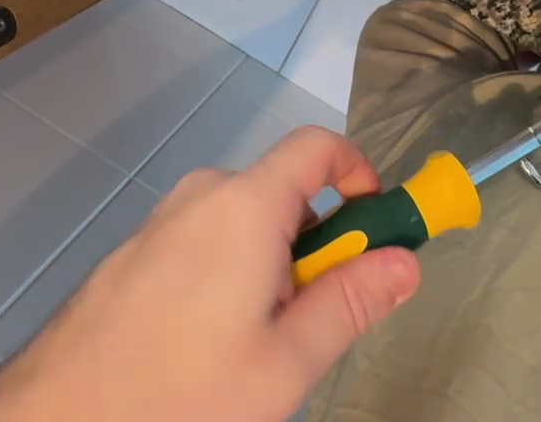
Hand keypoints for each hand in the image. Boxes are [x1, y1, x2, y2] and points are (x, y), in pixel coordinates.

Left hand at [0, 128, 419, 421]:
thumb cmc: (179, 394)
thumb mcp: (284, 363)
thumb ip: (351, 303)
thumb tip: (407, 261)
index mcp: (245, 204)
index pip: (318, 145)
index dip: (359, 172)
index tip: (375, 227)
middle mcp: (202, 194)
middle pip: (283, 191)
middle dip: (314, 243)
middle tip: (310, 317)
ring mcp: (161, 220)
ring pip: (243, 222)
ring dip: (271, 264)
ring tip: (254, 345)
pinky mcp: (133, 252)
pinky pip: (203, 240)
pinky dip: (229, 271)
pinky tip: (204, 344)